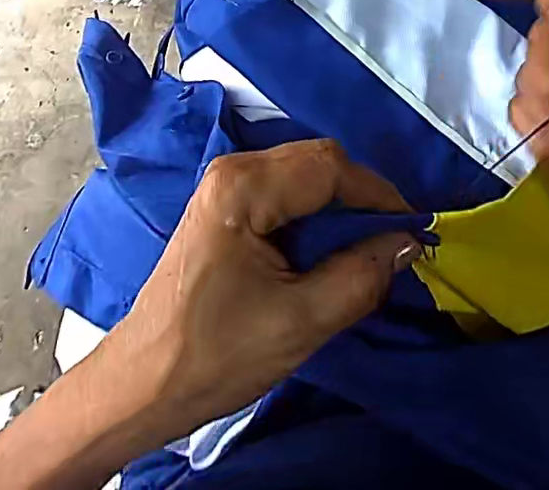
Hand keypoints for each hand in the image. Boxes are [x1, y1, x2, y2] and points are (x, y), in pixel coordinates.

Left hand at [88, 139, 422, 447]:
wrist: (137, 387)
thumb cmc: (213, 356)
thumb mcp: (300, 324)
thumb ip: (362, 276)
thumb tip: (408, 242)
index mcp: (243, 188)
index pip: (332, 168)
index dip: (379, 195)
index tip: (412, 230)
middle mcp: (235, 169)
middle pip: (322, 162)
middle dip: (362, 199)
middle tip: (389, 239)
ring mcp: (228, 181)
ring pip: (310, 172)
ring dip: (344, 205)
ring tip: (365, 244)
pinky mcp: (230, 199)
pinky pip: (293, 187)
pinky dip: (322, 210)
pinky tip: (330, 245)